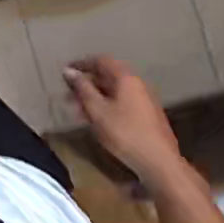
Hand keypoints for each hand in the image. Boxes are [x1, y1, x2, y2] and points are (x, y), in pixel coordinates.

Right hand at [63, 56, 195, 188]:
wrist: (158, 161)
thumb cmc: (124, 132)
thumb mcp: (97, 110)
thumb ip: (82, 88)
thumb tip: (69, 71)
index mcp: (126, 79)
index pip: (101, 61)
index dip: (81, 63)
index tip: (65, 71)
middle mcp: (137, 84)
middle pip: (108, 75)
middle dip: (86, 83)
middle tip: (68, 94)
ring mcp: (144, 100)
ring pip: (114, 91)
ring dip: (94, 96)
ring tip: (77, 110)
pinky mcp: (146, 115)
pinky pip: (121, 102)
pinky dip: (105, 105)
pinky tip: (95, 119)